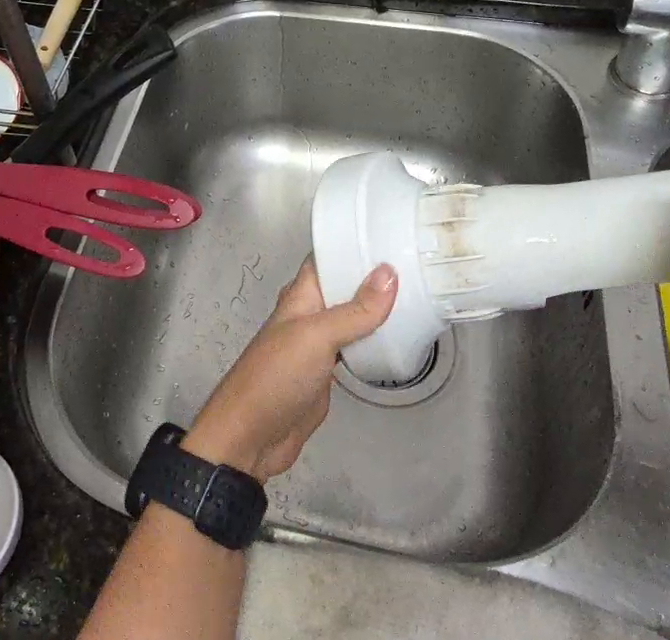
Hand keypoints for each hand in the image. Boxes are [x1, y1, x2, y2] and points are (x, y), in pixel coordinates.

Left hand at [183, 259, 397, 481]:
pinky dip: (375, 339)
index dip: (354, 242)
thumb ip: (354, 310)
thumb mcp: (316, 337)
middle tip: (417, 264)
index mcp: (301, 296)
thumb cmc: (273, 379)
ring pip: (352, 316)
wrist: (252, 437)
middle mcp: (310, 314)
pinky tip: (399, 337)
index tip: (392, 232)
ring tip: (417, 293)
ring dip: (378, 308)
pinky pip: (356, 346)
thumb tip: (388, 274)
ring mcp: (318, 343)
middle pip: (344, 286)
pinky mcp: (328, 371)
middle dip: (374, 276)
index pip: (328, 257)